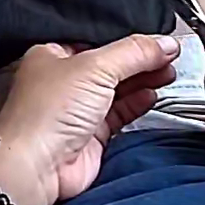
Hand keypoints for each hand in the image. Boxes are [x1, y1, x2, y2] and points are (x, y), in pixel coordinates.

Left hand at [0, 34, 181, 204]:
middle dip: (140, 60)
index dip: (126, 38)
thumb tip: (165, 43)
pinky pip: (119, 114)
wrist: (37, 166)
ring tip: (167, 71)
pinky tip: (152, 94)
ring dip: (143, 81)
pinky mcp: (89, 135)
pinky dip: (137, 104)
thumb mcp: (96, 68)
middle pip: (110, 65)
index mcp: (52, 56)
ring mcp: (76, 109)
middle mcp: (62, 82)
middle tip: (168, 55)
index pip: (97, 40)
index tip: (156, 39)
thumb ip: (134, 53)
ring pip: (117, 89)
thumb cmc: (45, 114)